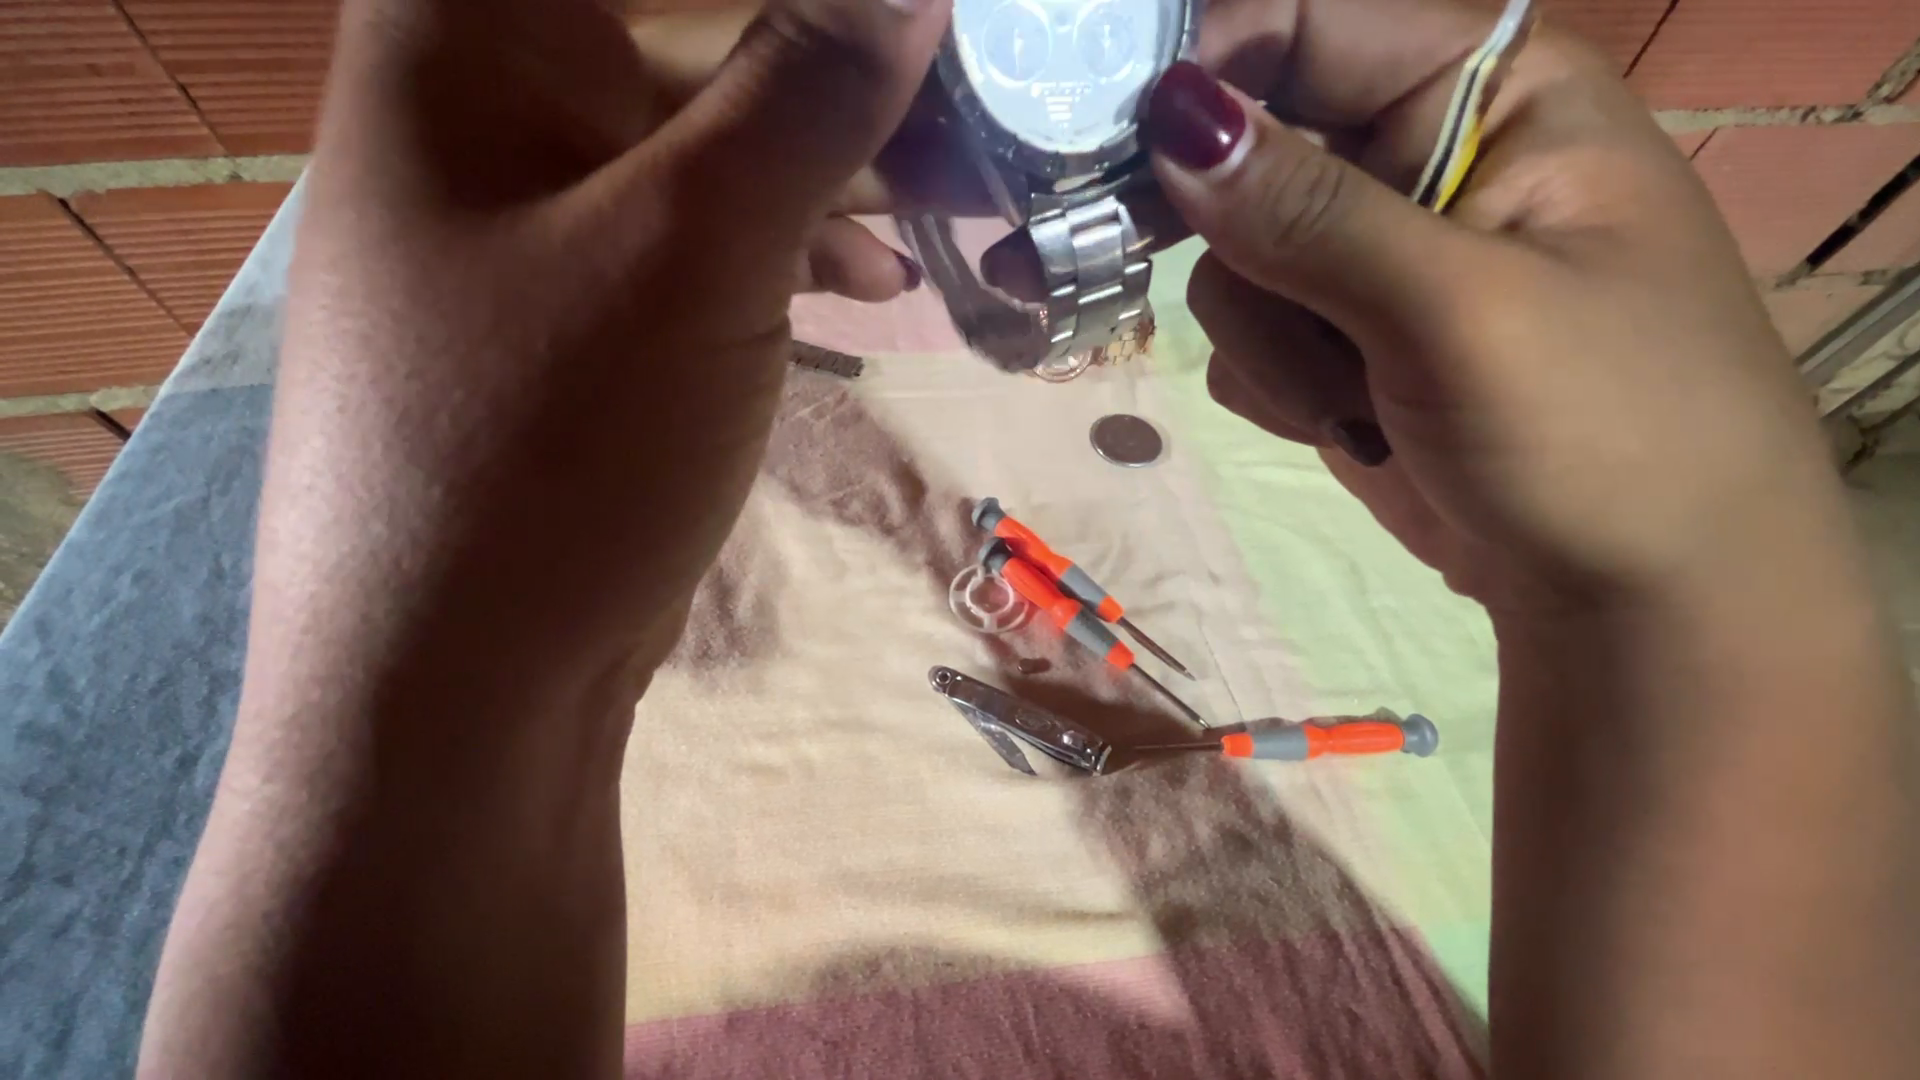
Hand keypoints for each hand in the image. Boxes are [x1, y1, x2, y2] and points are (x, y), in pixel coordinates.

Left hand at [263, 0, 948, 697]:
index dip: (819, 7)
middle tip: (964, 125)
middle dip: (845, 82)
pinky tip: (868, 286)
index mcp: (470, 30)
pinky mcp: (592, 314)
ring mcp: (542, 218)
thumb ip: (806, 97)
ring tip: (944, 208)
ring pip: (720, 146)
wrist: (470, 674)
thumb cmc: (559, 442)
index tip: (929, 38)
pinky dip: (795, 251)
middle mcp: (494, 102)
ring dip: (838, 173)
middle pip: (702, 39)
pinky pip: (710, 240)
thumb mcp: (697, 248)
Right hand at [1142, 1, 1851, 610]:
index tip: (1126, 148)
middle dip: (1231, 247)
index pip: (1309, 26)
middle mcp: (1414, 165)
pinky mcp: (1332, 346)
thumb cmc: (1597, 429)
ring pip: (1230, 270)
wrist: (1624, 590)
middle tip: (1185, 288)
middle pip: (1246, 160)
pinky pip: (1241, 342)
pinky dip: (1273, 387)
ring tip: (1354, 405)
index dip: (1210, 75)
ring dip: (1271, 348)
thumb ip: (1311, 214)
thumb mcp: (1455, 309)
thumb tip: (1176, 122)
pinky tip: (1345, 424)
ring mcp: (1365, 265)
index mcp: (1487, 95)